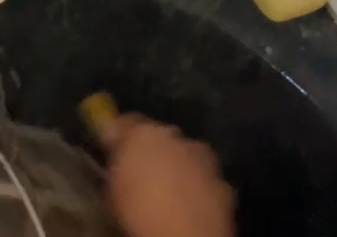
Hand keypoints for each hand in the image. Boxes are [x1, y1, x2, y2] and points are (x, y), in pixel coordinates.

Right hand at [101, 114, 236, 236]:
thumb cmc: (140, 214)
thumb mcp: (113, 190)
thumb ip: (116, 166)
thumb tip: (117, 158)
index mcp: (142, 133)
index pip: (126, 122)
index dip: (119, 136)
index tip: (113, 149)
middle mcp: (174, 136)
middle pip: (159, 136)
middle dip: (152, 149)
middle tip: (143, 172)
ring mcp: (202, 158)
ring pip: (186, 155)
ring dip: (178, 166)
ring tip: (170, 191)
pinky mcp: (223, 183)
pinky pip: (206, 179)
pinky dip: (199, 187)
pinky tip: (191, 206)